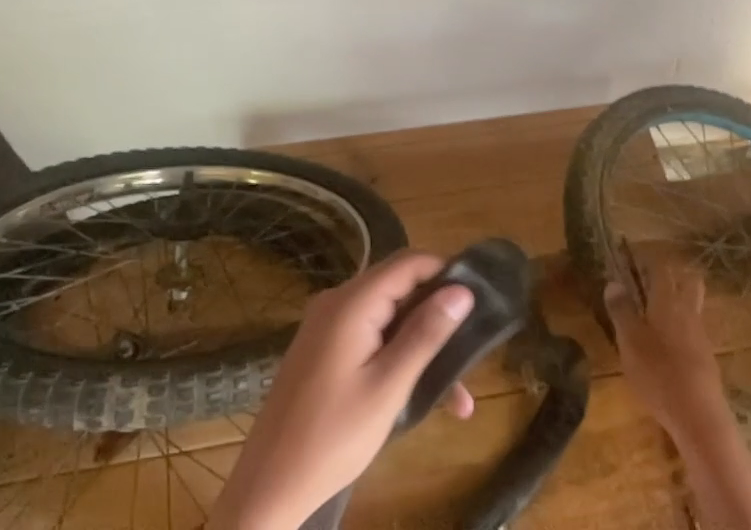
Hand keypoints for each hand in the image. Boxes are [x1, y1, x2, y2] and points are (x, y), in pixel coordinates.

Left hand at [209, 251, 474, 529]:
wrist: (269, 486)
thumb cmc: (333, 436)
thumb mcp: (389, 386)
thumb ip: (426, 334)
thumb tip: (463, 290)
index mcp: (351, 304)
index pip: (409, 263)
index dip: (447, 272)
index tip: (482, 299)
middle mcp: (336, 304)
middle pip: (399, 287)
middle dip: (438, 313)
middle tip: (474, 346)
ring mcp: (326, 328)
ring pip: (389, 317)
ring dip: (423, 344)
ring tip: (459, 393)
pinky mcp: (324, 351)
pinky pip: (371, 337)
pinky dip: (398, 357)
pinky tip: (426, 397)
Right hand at [604, 262, 730, 440]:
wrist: (697, 412)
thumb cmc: (657, 372)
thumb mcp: (629, 342)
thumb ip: (622, 311)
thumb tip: (613, 282)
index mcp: (667, 302)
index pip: (661, 269)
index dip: (649, 261)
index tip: (635, 259)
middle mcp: (688, 311)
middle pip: (689, 282)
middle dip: (674, 277)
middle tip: (652, 284)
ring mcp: (701, 334)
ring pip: (693, 307)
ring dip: (679, 304)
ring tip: (655, 317)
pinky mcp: (706, 356)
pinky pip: (694, 331)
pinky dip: (682, 329)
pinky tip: (667, 348)